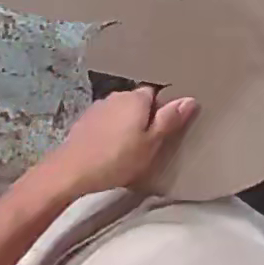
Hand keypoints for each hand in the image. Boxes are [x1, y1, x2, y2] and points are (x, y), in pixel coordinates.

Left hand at [29, 87, 198, 198]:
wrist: (73, 170)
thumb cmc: (118, 158)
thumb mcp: (151, 143)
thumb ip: (170, 120)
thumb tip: (190, 99)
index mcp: (136, 98)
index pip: (156, 94)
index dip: (162, 110)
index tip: (165, 130)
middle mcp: (116, 96)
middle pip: (137, 102)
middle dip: (144, 118)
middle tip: (150, 143)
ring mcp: (98, 107)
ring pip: (120, 112)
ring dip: (126, 125)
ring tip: (129, 149)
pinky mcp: (84, 121)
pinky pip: (105, 122)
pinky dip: (110, 132)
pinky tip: (110, 150)